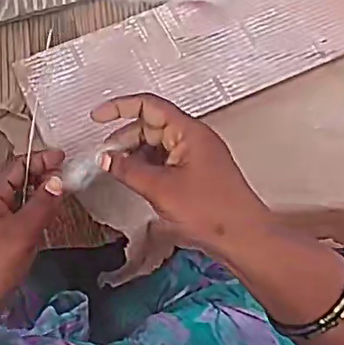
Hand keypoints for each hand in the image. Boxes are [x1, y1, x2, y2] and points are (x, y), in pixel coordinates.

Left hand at [0, 150, 65, 318]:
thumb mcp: (22, 232)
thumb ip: (42, 204)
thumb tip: (59, 180)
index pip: (18, 165)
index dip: (42, 159)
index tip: (66, 157)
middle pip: (18, 182)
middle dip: (42, 176)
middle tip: (70, 177)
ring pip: (18, 202)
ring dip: (39, 197)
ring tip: (63, 196)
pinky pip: (17, 221)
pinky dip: (33, 217)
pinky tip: (46, 224)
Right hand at [89, 95, 273, 260]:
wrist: (244, 238)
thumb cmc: (213, 212)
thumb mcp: (160, 188)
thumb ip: (127, 170)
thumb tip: (105, 158)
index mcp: (188, 132)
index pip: (148, 106)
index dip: (119, 108)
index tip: (98, 116)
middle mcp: (193, 138)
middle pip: (150, 125)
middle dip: (124, 137)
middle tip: (105, 154)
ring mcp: (196, 155)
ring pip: (156, 144)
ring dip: (134, 154)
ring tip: (118, 170)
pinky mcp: (196, 172)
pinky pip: (165, 159)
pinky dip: (146, 166)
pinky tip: (136, 180)